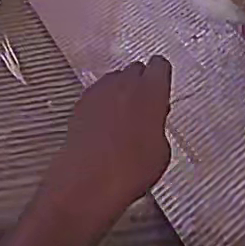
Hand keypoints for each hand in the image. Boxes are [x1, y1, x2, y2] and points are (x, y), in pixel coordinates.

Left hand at [41, 57, 173, 232]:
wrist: (90, 180)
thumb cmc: (130, 168)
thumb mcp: (161, 150)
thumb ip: (158, 124)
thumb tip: (153, 123)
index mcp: (151, 89)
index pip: (160, 65)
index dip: (162, 76)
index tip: (163, 86)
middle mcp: (124, 82)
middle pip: (136, 70)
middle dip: (141, 84)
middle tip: (145, 108)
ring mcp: (100, 90)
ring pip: (115, 81)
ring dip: (121, 93)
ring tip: (124, 122)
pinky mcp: (81, 102)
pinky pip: (97, 95)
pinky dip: (103, 105)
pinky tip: (105, 129)